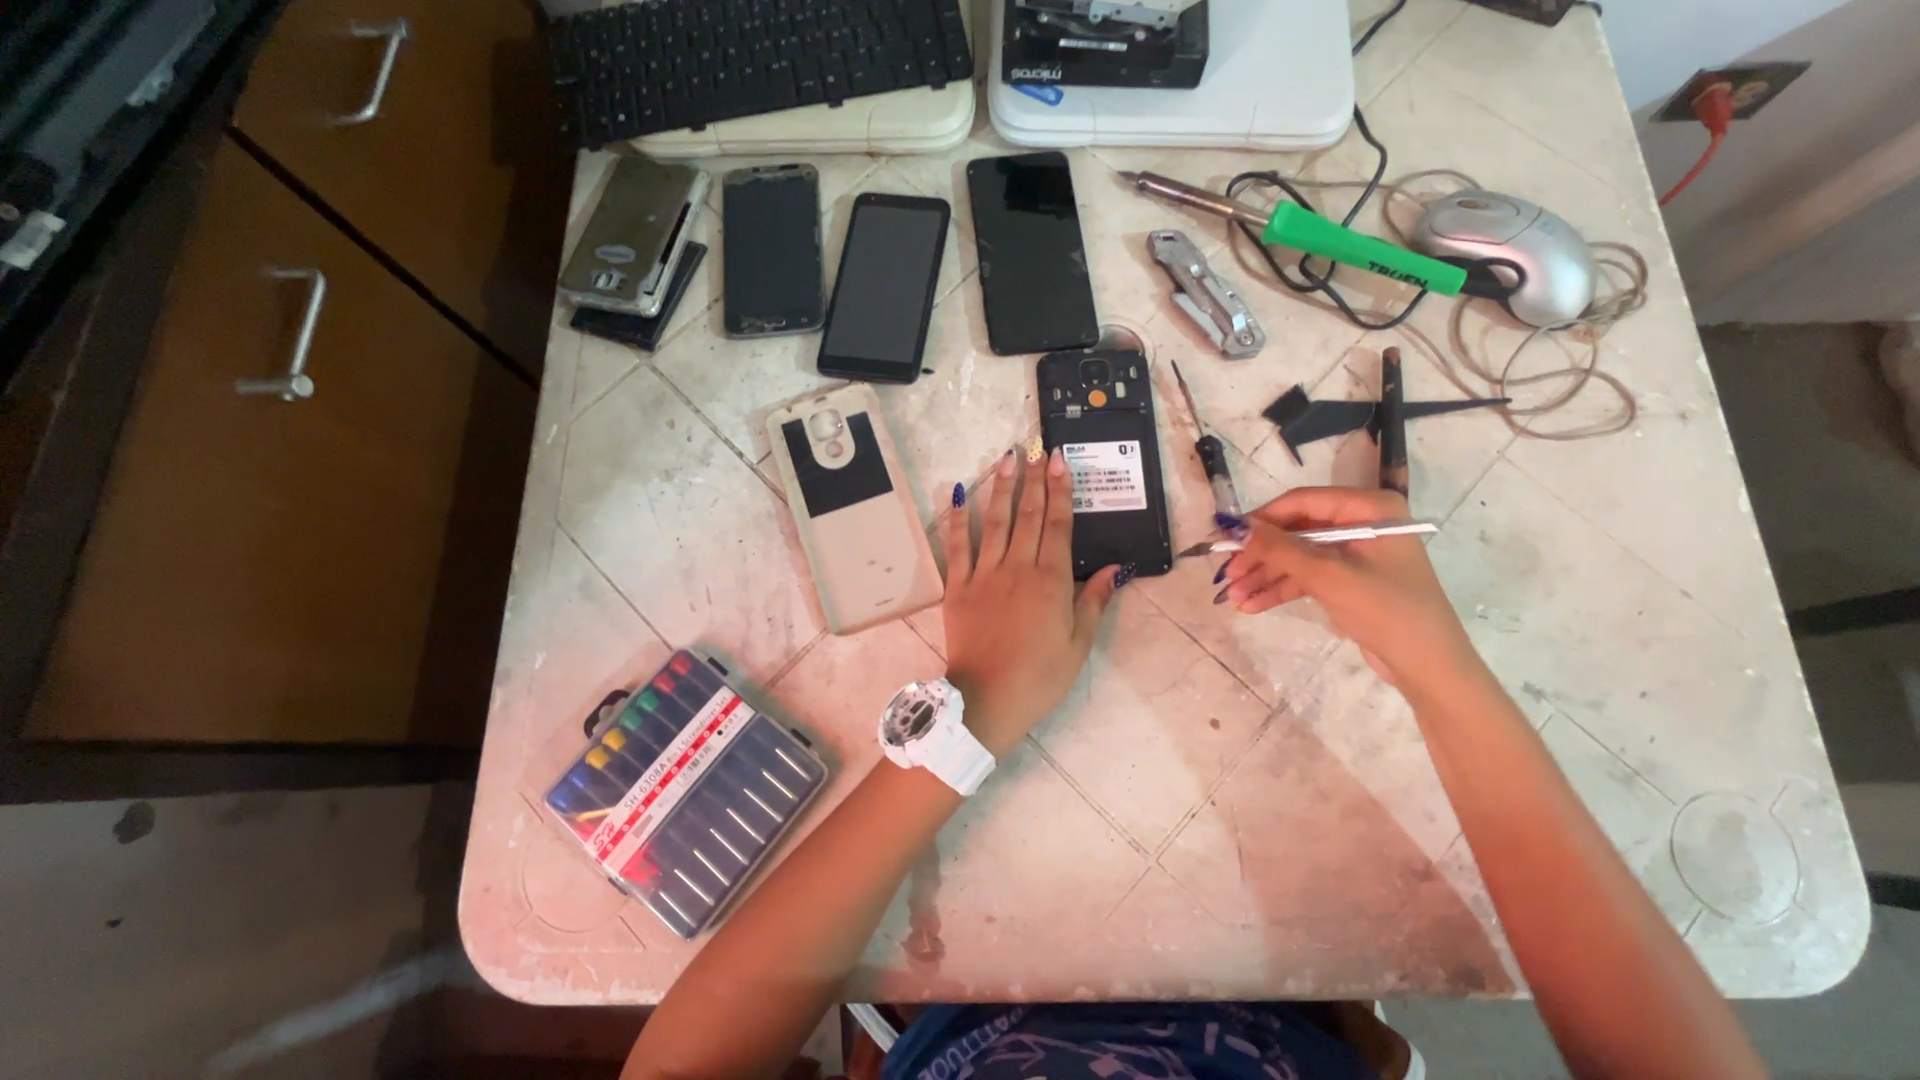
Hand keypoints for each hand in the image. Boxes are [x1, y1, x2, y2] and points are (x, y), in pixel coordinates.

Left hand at [940, 448, 1124, 756]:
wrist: (987, 700)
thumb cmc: (1040, 677)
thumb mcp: (1078, 645)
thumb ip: (1093, 602)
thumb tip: (1115, 568)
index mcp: (1051, 581)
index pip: (1058, 525)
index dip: (1060, 491)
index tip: (1059, 462)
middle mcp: (1018, 568)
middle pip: (1027, 516)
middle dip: (1034, 480)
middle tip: (1036, 449)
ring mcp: (984, 576)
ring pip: (994, 522)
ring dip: (1000, 488)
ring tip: (1005, 459)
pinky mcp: (957, 588)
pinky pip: (956, 547)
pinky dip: (956, 519)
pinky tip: (956, 494)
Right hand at [1218, 487, 1477, 689]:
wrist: (1428, 665)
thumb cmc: (1386, 610)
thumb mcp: (1329, 576)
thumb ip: (1281, 548)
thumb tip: (1237, 528)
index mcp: (1369, 508)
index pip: (1302, 502)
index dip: (1262, 519)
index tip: (1227, 539)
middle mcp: (1363, 523)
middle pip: (1296, 530)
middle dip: (1260, 555)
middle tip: (1227, 575)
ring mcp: (1356, 553)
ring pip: (1298, 556)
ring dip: (1265, 576)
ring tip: (1234, 597)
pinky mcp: (1350, 580)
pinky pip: (1307, 577)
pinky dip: (1281, 589)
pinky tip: (1253, 605)